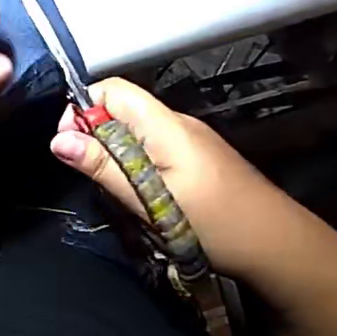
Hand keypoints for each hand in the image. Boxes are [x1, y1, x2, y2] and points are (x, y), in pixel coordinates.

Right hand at [48, 78, 285, 278]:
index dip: (83, 109)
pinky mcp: (196, 158)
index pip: (112, 89)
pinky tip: (142, 195)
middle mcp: (176, 123)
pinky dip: (135, 164)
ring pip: (134, 132)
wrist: (278, 246)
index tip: (71, 146)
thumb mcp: (151, 201)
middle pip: (121, 110)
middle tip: (94, 178)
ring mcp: (189, 140)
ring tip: (117, 191)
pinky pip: (152, 148)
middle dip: (95, 136)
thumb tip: (58, 141)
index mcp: (165, 125)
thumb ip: (105, 168)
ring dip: (114, 155)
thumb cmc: (216, 223)